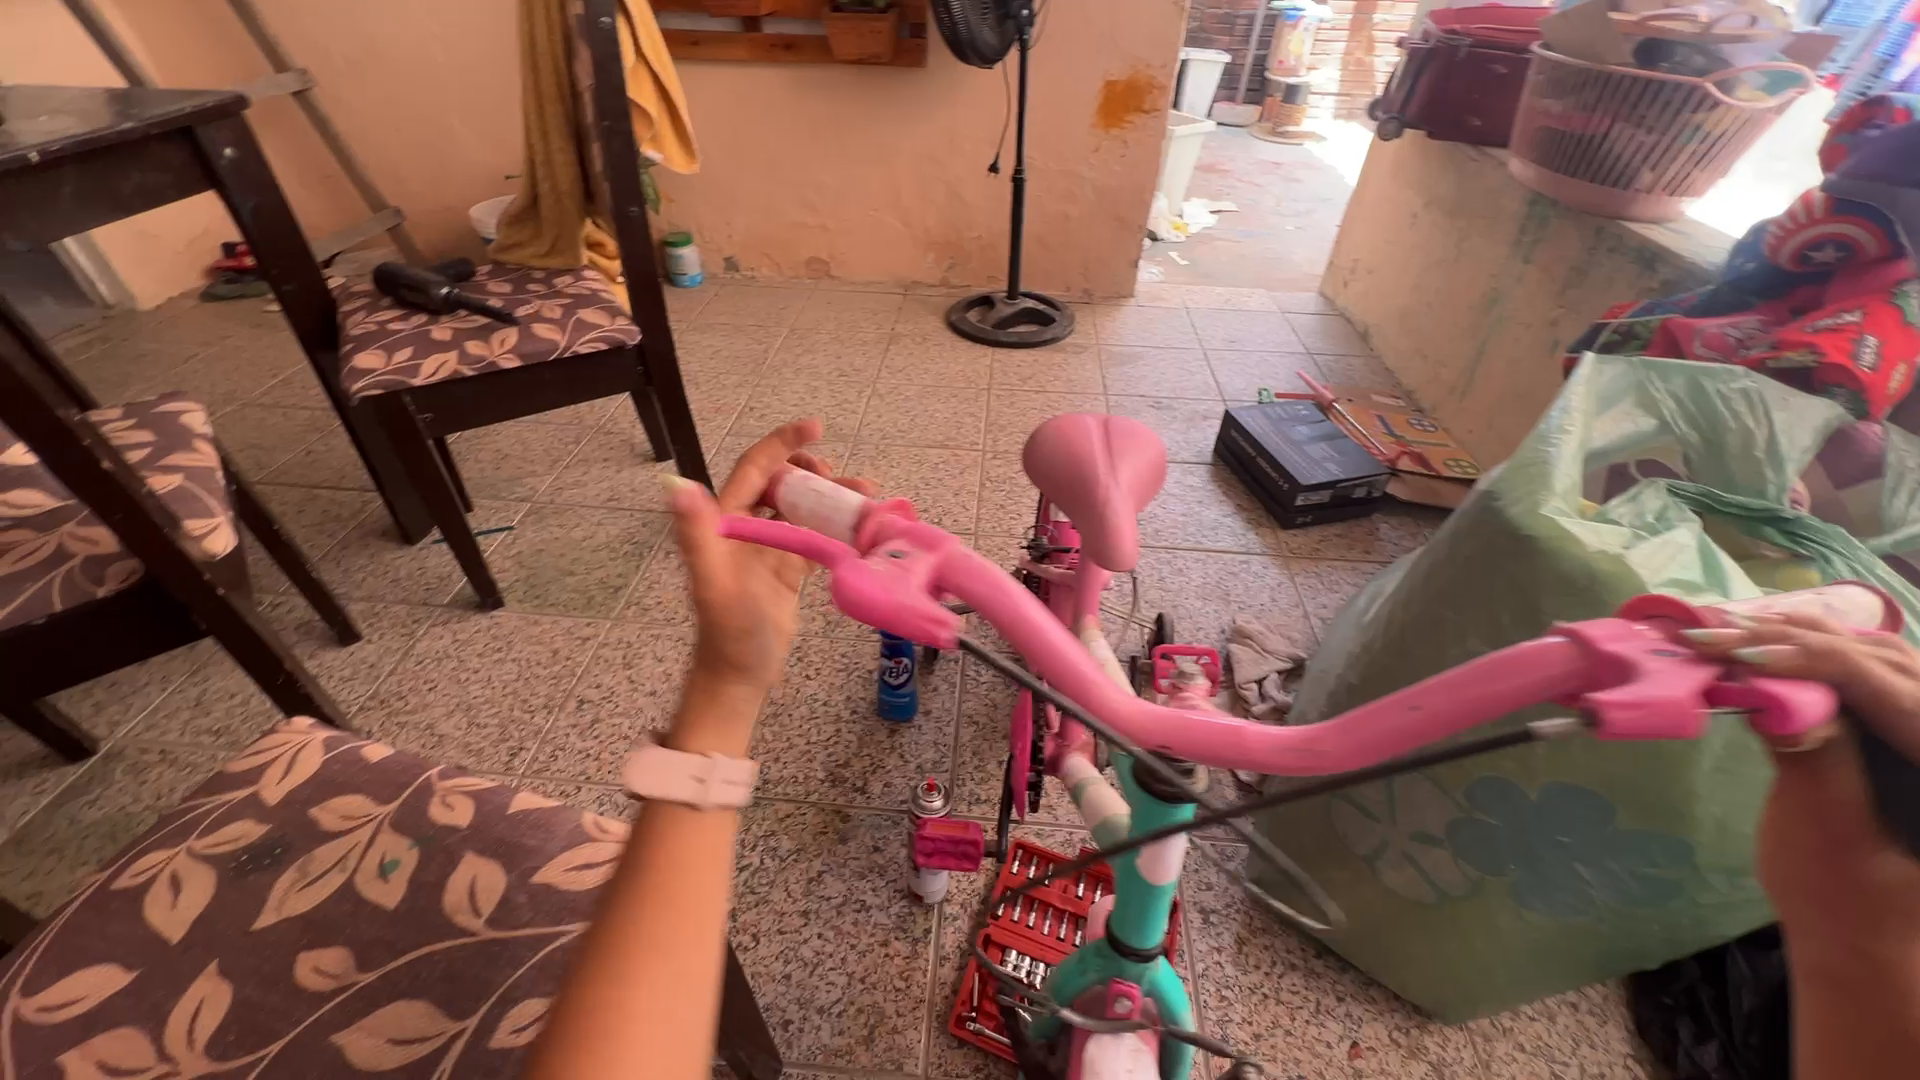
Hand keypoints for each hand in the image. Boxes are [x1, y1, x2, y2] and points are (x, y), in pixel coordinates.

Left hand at [665, 418, 871, 698]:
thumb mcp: (714, 585)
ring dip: (830, 497)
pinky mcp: (786, 569)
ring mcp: (768, 548)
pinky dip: (835, 527)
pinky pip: (814, 536)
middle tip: (842, 478)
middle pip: (781, 482)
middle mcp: (745, 529)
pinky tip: (860, 527)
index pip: (754, 469)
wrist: (740, 677)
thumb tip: (676, 484)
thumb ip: (696, 535)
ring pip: (801, 507)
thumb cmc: (729, 634)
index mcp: (725, 524)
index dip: (782, 443)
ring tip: (865, 497)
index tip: (817, 428)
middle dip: (812, 470)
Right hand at [1682, 613, 1919, 963]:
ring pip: (1874, 656)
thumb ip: (1816, 759)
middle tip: (1708, 632)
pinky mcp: (1899, 730)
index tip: (1730, 651)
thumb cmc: (1849, 899)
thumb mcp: (1830, 834)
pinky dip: (1803, 650)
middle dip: (1794, 639)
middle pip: (1884, 661)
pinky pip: (1861, 671)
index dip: (1813, 660)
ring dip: (1793, 637)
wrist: (1865, 937)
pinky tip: (1754, 643)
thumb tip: (1768, 688)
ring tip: (1721, 629)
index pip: (1890, 688)